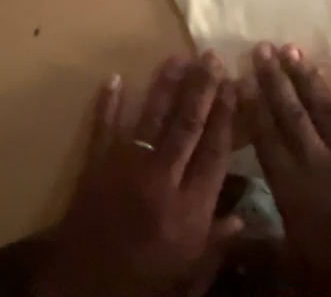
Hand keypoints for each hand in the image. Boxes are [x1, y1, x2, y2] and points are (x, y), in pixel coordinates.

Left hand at [33, 55, 242, 296]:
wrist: (85, 287)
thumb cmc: (144, 278)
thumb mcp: (189, 268)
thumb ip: (217, 239)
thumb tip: (244, 215)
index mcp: (189, 207)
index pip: (214, 150)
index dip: (225, 115)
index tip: (232, 85)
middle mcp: (162, 180)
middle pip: (187, 125)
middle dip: (201, 89)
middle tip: (211, 58)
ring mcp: (126, 168)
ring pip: (151, 118)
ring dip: (165, 86)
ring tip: (178, 58)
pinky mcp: (96, 166)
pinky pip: (103, 128)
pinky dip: (108, 103)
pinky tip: (115, 78)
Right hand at [242, 43, 330, 292]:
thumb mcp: (293, 267)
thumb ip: (258, 249)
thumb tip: (224, 237)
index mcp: (291, 186)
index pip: (266, 138)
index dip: (253, 107)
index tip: (240, 77)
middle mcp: (317, 160)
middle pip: (292, 114)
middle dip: (275, 80)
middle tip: (263, 47)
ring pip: (325, 107)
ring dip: (308, 77)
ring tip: (293, 49)